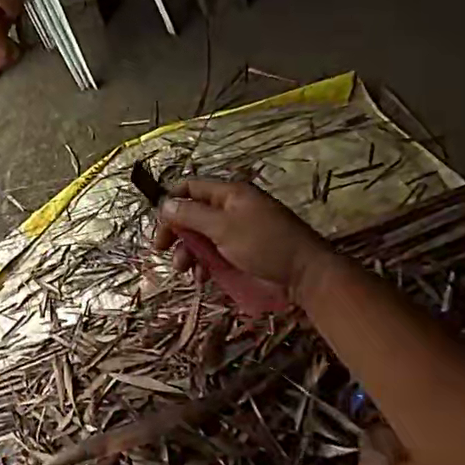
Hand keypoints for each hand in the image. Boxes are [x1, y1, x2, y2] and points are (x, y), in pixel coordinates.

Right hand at [152, 178, 333, 300]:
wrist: (307, 275)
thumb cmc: (264, 244)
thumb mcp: (223, 228)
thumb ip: (191, 215)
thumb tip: (163, 203)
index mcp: (229, 193)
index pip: (190, 187)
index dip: (170, 201)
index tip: (157, 223)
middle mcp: (231, 208)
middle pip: (192, 214)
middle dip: (177, 232)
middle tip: (162, 249)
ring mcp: (237, 231)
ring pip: (201, 237)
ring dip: (188, 252)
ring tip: (184, 269)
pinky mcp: (243, 253)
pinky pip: (215, 254)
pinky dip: (204, 264)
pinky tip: (202, 277)